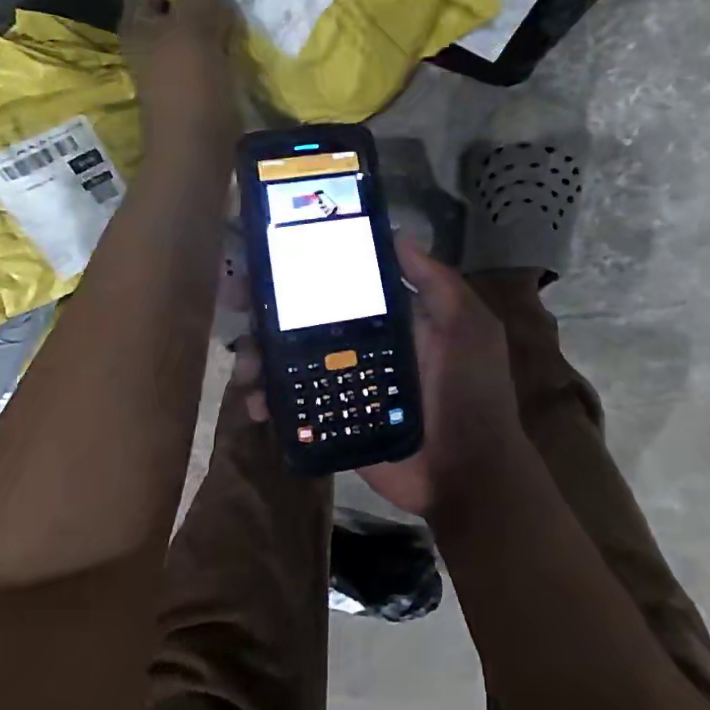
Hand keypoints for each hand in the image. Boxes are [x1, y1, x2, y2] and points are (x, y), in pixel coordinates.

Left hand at [121, 0, 241, 152]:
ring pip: (198, 33)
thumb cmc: (189, 86)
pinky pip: (213, 57)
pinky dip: (226, 51)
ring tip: (241, 17)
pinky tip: (243, 49)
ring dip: (218, 26)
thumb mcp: (191, 28)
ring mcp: (175, 68)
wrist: (199, 149)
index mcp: (139, 24)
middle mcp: (151, 43)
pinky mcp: (199, 88)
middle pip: (177, 7)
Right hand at [229, 238, 524, 517]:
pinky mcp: (334, 424)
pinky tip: (254, 404)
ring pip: (289, 362)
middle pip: (303, 322)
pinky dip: (267, 402)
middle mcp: (363, 347)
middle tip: (237, 304)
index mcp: (390, 321)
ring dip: (259, 357)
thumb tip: (396, 237)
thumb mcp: (468, 328)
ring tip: (246, 364)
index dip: (305, 271)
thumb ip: (437, 284)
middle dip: (267, 311)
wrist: (469, 473)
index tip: (268, 259)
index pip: (340, 286)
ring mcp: (345, 386)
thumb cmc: (472, 393)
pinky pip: (291, 408)